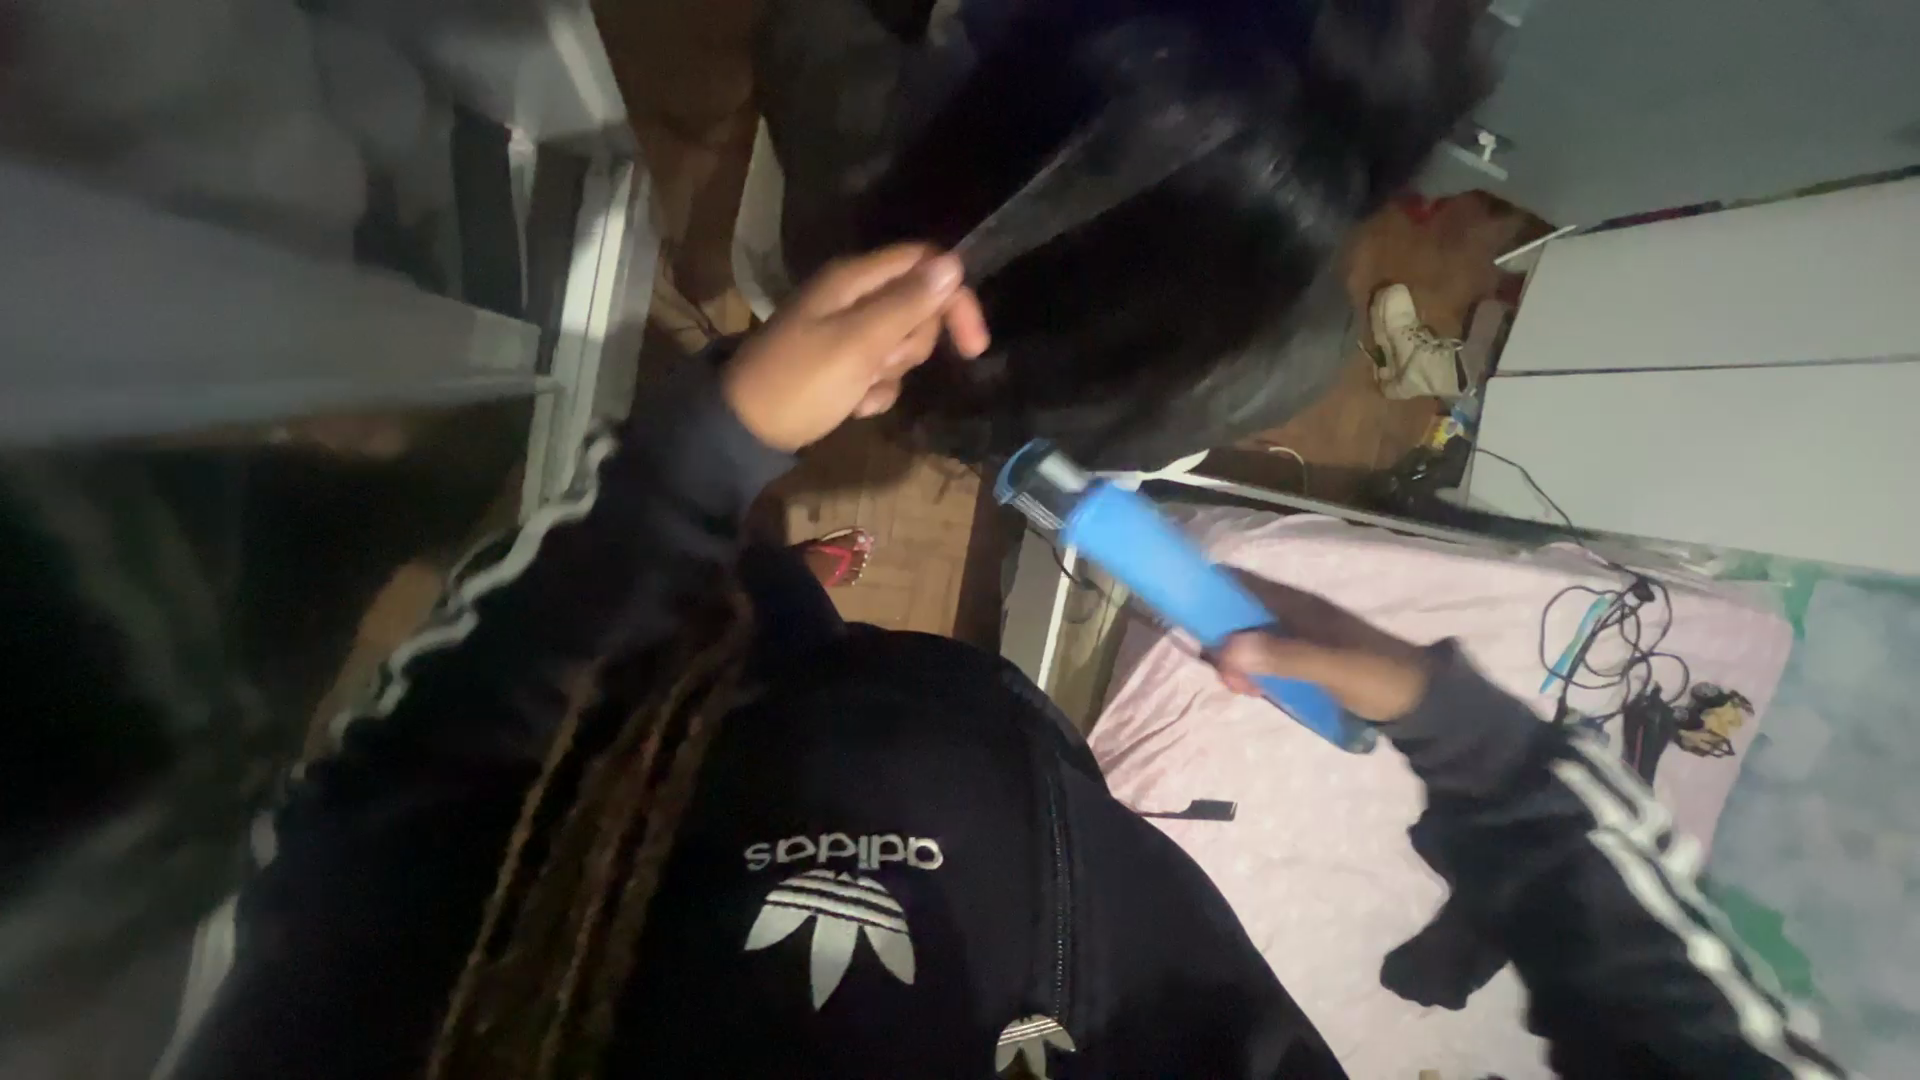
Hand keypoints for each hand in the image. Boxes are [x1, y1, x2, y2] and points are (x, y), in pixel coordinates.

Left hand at [721, 244, 990, 451]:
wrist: (750, 429)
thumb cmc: (803, 382)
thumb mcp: (859, 342)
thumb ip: (906, 304)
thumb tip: (954, 264)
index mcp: (854, 280)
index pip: (924, 264)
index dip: (954, 297)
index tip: (972, 345)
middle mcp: (854, 298)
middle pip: (918, 308)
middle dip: (910, 344)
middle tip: (878, 363)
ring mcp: (849, 332)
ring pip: (903, 345)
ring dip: (890, 373)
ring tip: (858, 388)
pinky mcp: (845, 364)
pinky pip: (883, 373)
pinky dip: (874, 392)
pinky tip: (851, 405)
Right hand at [1213, 574, 1433, 723]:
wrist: (1423, 706)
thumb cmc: (1377, 678)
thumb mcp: (1331, 668)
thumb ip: (1282, 656)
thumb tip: (1226, 646)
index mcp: (1296, 604)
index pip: (1240, 582)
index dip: (1208, 590)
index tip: (1186, 615)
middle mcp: (1290, 613)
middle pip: (1235, 613)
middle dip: (1219, 639)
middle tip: (1224, 674)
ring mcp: (1294, 637)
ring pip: (1245, 639)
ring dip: (1234, 660)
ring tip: (1241, 689)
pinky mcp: (1299, 659)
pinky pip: (1260, 658)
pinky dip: (1250, 671)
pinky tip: (1254, 690)